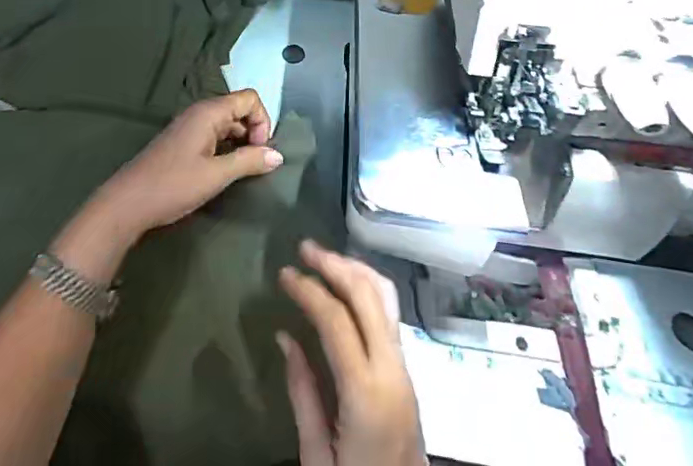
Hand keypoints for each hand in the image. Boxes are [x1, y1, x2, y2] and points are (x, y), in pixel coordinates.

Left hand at [88, 90, 283, 240]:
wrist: (127, 203)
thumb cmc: (173, 185)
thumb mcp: (216, 175)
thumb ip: (249, 161)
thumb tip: (278, 155)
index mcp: (209, 112)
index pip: (249, 98)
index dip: (262, 121)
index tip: (260, 150)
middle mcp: (199, 113)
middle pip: (239, 109)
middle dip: (254, 132)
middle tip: (255, 162)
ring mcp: (189, 127)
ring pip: (227, 124)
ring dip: (240, 141)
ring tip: (242, 169)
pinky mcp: (182, 142)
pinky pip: (214, 135)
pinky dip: (226, 147)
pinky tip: (224, 170)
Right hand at [278, 241, 426, 465]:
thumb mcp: (317, 455)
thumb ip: (303, 393)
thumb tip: (285, 337)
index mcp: (365, 390)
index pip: (336, 320)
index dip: (308, 290)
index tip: (284, 274)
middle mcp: (392, 368)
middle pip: (367, 295)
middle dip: (334, 265)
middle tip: (304, 248)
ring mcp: (405, 365)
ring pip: (386, 296)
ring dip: (355, 269)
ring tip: (325, 257)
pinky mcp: (408, 368)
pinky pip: (390, 312)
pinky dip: (368, 286)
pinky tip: (347, 283)